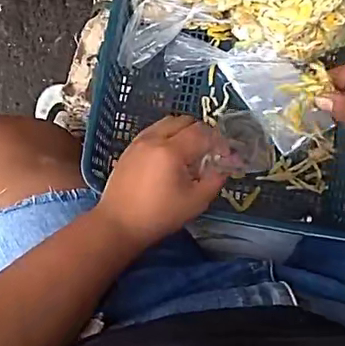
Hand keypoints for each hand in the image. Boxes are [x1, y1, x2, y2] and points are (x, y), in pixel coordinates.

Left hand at [95, 116, 239, 247]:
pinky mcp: (129, 148)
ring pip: (168, 123)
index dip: (219, 142)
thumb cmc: (159, 216)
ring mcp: (139, 141)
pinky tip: (170, 158)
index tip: (225, 156)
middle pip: (185, 121)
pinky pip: (154, 131)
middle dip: (202, 133)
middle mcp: (154, 139)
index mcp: (172, 151)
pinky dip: (167, 136)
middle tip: (209, 152)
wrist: (118, 224)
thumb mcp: (195, 202)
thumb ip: (214, 180)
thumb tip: (224, 166)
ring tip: (189, 154)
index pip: (203, 133)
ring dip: (184, 132)